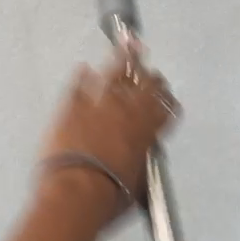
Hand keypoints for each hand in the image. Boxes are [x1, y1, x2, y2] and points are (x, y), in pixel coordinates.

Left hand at [37, 48, 177, 218]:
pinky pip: (78, 85)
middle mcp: (126, 114)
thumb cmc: (108, 196)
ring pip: (114, 74)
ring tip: (127, 44)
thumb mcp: (136, 184)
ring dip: (122, 59)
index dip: (167, 100)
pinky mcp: (71, 107)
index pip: (164, 109)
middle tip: (151, 70)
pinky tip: (83, 68)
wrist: (76, 193)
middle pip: (144, 86)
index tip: (167, 95)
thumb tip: (138, 159)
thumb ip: (140, 163)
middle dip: (150, 77)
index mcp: (146, 133)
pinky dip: (81, 75)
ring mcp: (98, 106)